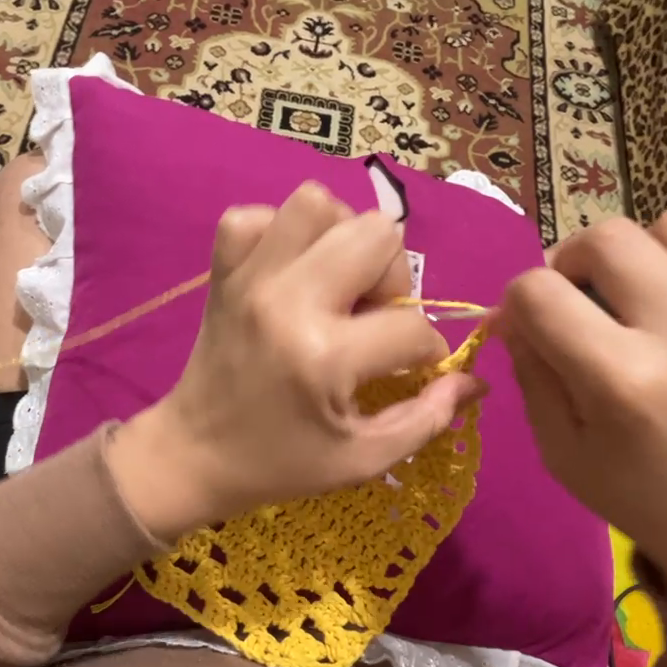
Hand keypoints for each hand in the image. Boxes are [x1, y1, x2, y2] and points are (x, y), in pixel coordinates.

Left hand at [111, 182, 486, 540]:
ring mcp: (249, 277)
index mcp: (324, 356)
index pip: (411, 325)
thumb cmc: (279, 464)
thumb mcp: (360, 459)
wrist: (192, 455)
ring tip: (336, 286)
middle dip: (391, 278)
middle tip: (371, 319)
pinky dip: (281, 233)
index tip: (408, 371)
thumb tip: (473, 380)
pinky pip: (255, 215)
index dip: (427, 351)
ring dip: (341, 239)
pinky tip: (290, 273)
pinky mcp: (221, 271)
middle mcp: (288, 300)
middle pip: (376, 233)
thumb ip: (426, 418)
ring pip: (317, 203)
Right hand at [494, 206, 666, 624]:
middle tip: (592, 293)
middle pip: (610, 237)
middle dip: (579, 260)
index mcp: (622, 381)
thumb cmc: (646, 499)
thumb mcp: (561, 450)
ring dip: (657, 254)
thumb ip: (532, 371)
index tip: (537, 318)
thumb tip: (516, 308)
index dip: (522, 299)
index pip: (539, 290)